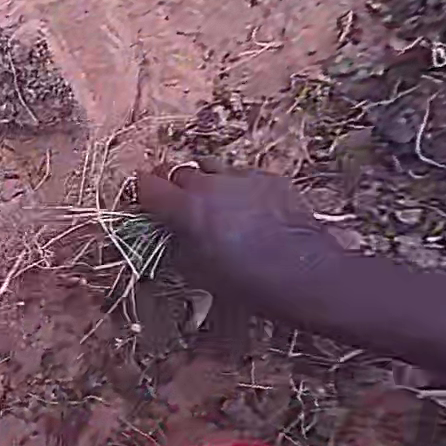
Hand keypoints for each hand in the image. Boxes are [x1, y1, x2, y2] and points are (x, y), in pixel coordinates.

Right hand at [136, 166, 345, 311]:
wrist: (303, 273)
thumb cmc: (242, 279)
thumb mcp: (193, 268)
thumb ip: (174, 241)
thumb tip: (168, 231)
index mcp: (185, 207)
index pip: (148, 186)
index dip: (142, 192)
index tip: (143, 200)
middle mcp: (209, 184)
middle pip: (177, 171)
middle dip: (170, 184)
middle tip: (172, 200)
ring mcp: (241, 178)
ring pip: (209, 166)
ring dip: (202, 179)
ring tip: (207, 197)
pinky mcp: (270, 179)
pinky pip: (240, 175)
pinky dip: (233, 185)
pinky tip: (242, 205)